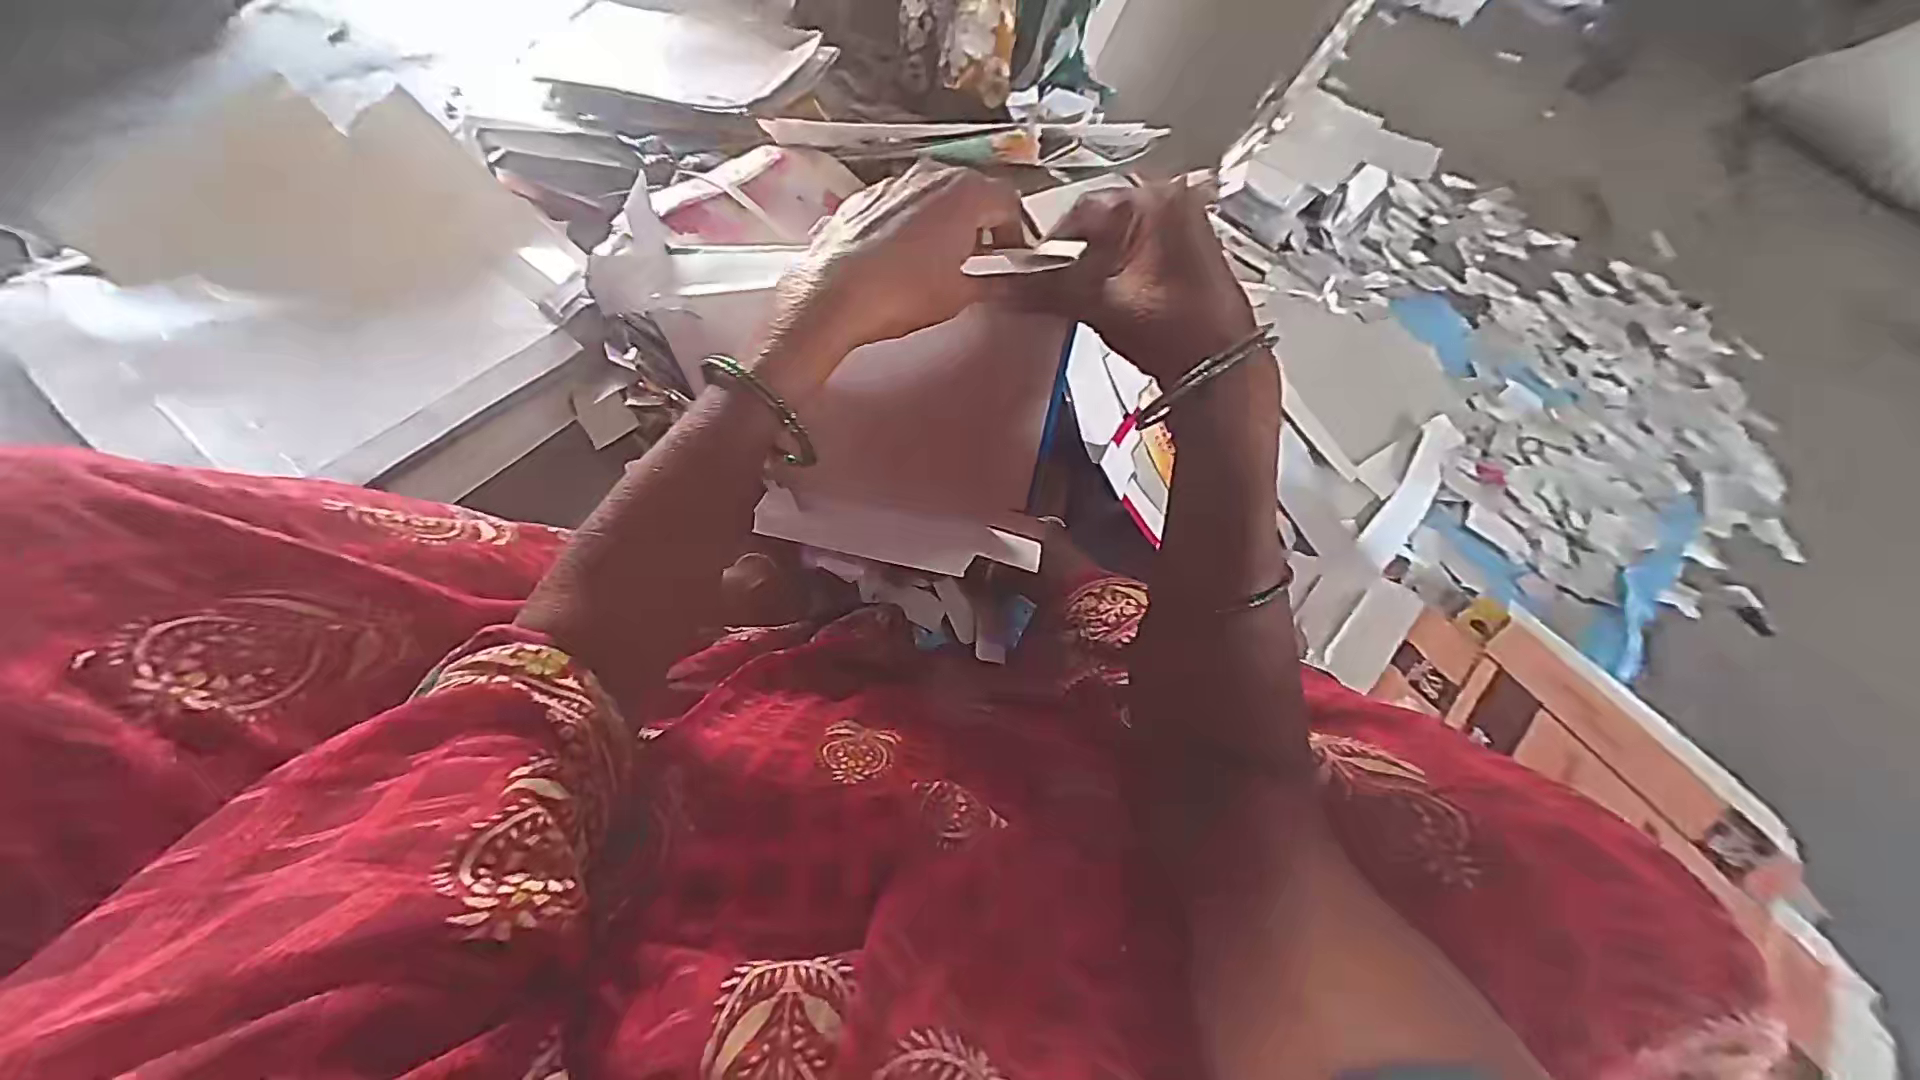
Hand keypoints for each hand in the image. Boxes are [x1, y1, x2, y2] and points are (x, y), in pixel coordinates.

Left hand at [756, 161, 1022, 395]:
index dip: (1018, 232)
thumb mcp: (958, 296)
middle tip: (985, 256)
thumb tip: (1000, 284)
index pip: (1009, 202)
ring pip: (936, 194)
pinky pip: (904, 204)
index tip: (1015, 254)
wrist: (835, 296)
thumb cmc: (898, 294)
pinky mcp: (866, 197)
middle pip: (973, 191)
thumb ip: (990, 284)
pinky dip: (914, 222)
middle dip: (984, 222)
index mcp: (965, 194)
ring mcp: (895, 182)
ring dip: (948, 220)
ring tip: (945, 258)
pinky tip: (908, 255)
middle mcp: (931, 176)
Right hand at [1030, 175, 1256, 382]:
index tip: (1028, 271)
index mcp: (1152, 200)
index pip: (1079, 211)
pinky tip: (1108, 299)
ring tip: (1082, 298)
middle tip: (1052, 288)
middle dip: (1071, 257)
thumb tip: (1000, 285)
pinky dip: (1115, 272)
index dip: (1048, 246)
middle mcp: (1172, 203)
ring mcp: (1182, 228)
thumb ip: (1044, 288)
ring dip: (1092, 266)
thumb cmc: (1173, 328)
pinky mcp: (1185, 254)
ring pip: (1116, 239)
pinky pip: (1136, 253)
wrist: (1216, 364)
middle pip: (1098, 223)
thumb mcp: (1097, 303)